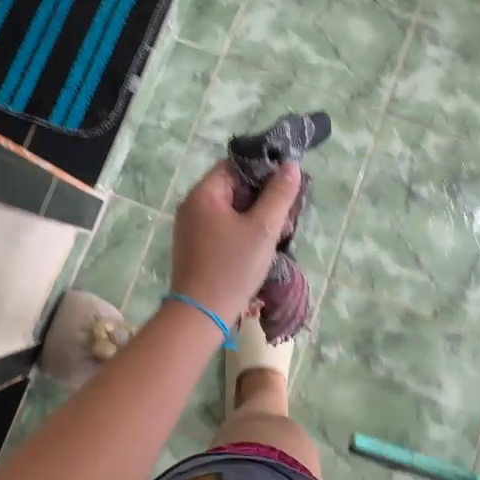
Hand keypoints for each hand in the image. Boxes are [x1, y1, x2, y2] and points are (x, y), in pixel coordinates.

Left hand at [169, 161, 301, 321]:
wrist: (200, 314)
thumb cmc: (232, 267)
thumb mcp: (263, 229)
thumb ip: (279, 195)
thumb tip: (290, 166)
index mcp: (203, 193)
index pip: (234, 165)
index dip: (261, 170)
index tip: (285, 184)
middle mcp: (191, 205)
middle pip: (231, 186)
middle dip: (260, 195)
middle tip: (285, 210)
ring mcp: (190, 227)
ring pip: (228, 208)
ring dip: (252, 214)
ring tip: (276, 228)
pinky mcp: (193, 245)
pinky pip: (220, 226)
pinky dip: (240, 228)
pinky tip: (257, 244)